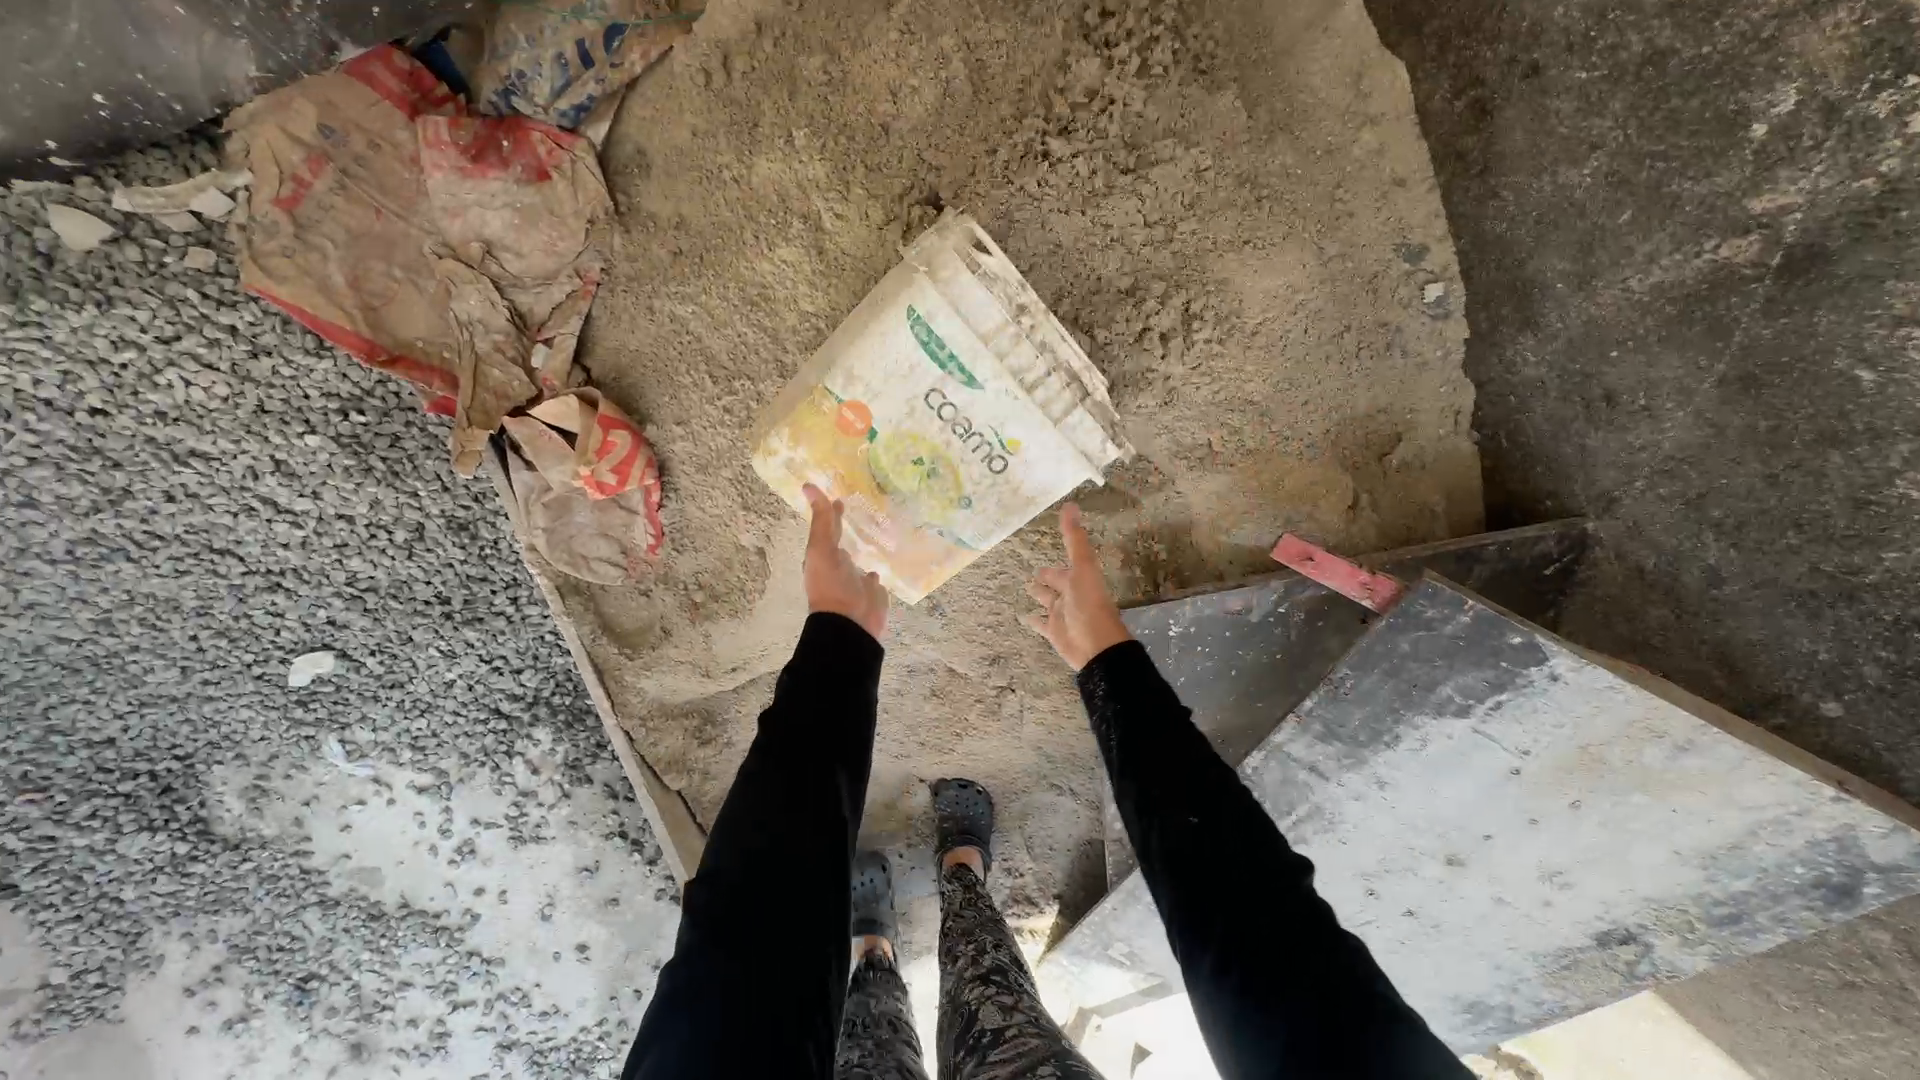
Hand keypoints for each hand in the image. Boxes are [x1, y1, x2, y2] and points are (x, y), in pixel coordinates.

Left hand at [802, 483, 888, 640]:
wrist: (850, 624)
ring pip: (859, 555)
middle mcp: (837, 564)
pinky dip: (877, 564)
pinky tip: (884, 557)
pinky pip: (875, 573)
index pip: (827, 527)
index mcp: (822, 555)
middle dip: (849, 526)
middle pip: (843, 540)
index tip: (841, 496)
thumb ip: (821, 519)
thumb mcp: (821, 548)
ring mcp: (855, 578)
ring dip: (863, 545)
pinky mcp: (872, 590)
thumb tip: (808, 485)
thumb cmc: (832, 585)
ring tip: (876, 529)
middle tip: (863, 507)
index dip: (831, 511)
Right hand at [1023, 503, 1130, 669]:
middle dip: (1047, 576)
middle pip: (1056, 582)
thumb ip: (1075, 539)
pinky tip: (1022, 616)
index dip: (1058, 557)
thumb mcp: (1082, 567)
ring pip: (1048, 601)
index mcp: (1080, 578)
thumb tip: (1070, 504)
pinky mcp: (1053, 632)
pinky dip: (1032, 620)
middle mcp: (1071, 594)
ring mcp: (1062, 614)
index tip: (1047, 545)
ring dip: (1039, 595)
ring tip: (1026, 587)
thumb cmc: (1089, 604)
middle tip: (1034, 571)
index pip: (1066, 564)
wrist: (1095, 646)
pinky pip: (1041, 624)